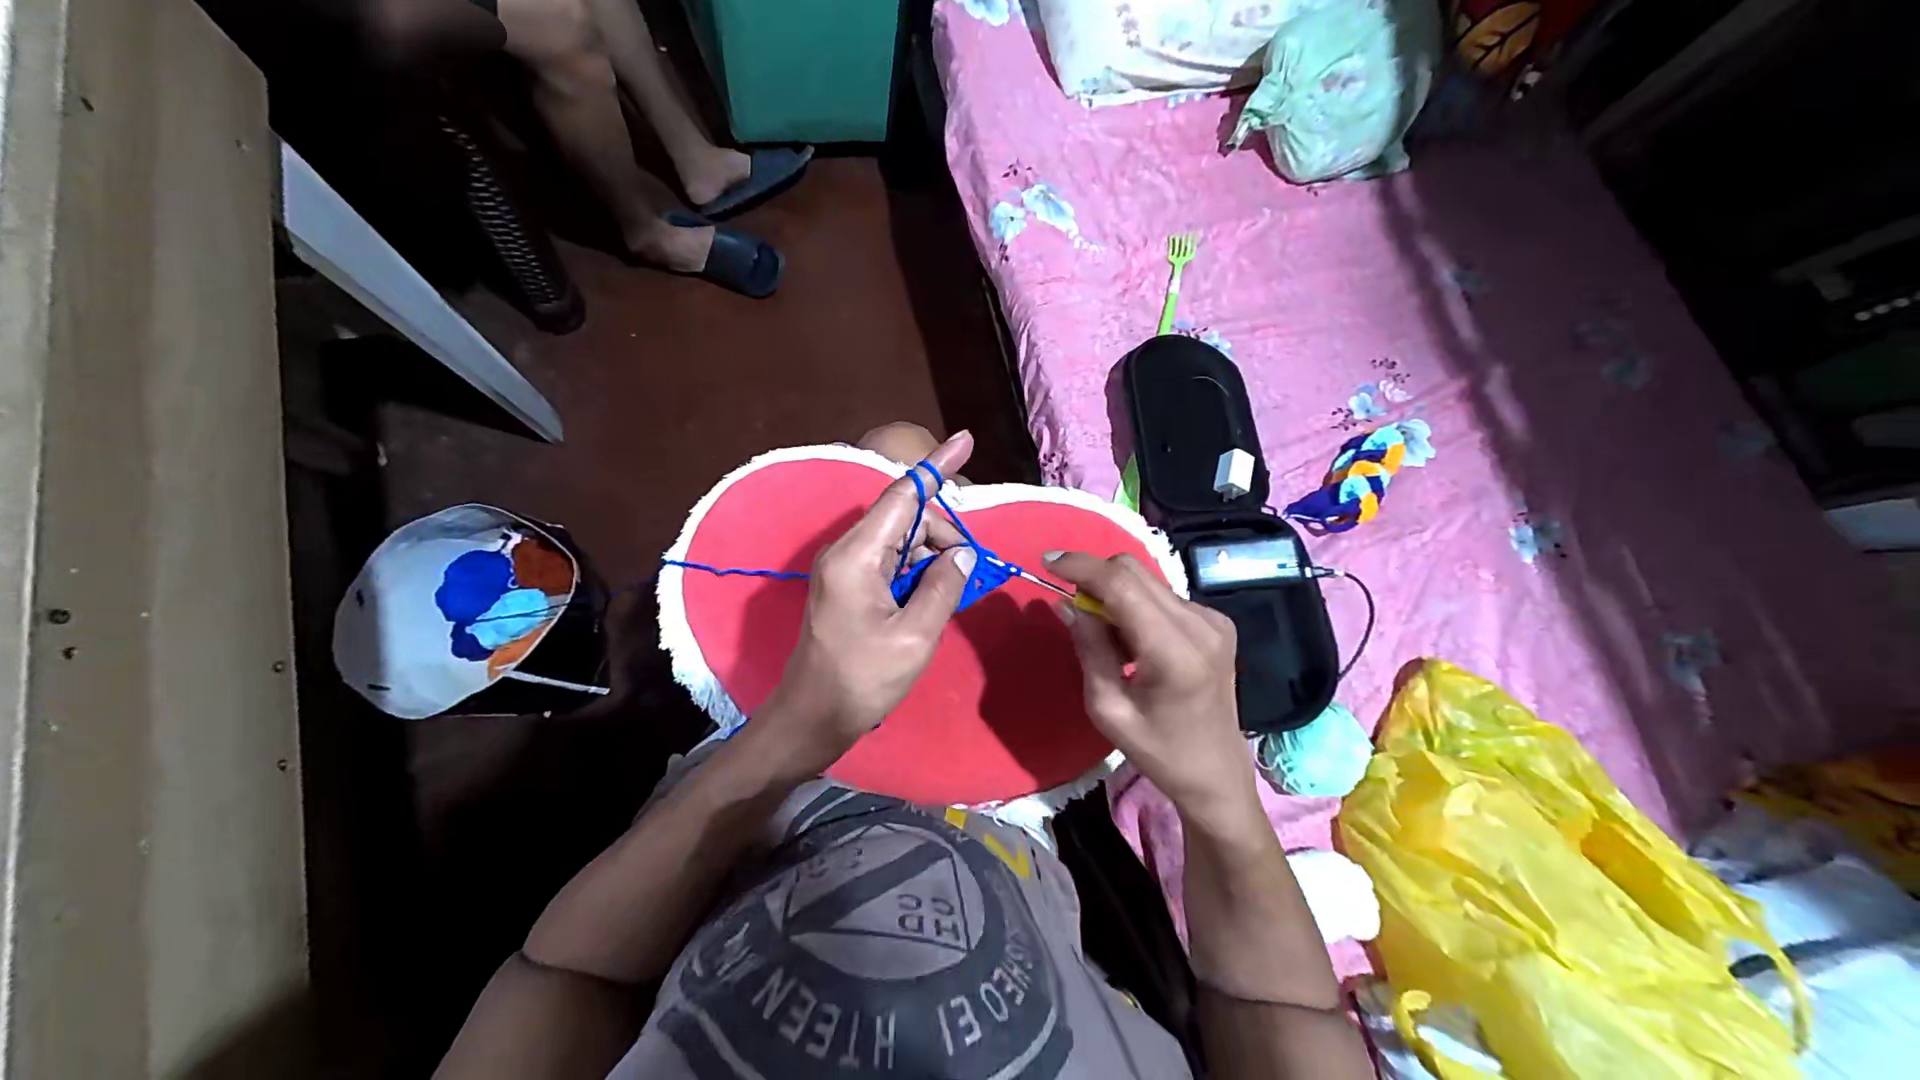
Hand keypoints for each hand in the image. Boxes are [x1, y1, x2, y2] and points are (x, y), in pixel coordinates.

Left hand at [752, 431, 976, 776]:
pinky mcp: (848, 587)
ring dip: (932, 557)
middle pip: (906, 518)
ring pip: (901, 541)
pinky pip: (891, 563)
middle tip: (967, 573)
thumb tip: (960, 554)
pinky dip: (917, 572)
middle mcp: (847, 552)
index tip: (964, 439)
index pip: (903, 495)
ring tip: (951, 592)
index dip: (936, 467)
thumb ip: (943, 587)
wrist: (812, 717)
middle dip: (943, 534)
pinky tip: (932, 597)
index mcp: (858, 555)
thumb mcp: (914, 636)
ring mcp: (845, 569)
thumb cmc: (861, 680)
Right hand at [1045, 552, 1261, 833]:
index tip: (1048, 563)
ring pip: (1147, 580)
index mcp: (1174, 652)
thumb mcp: (1107, 708)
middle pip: (1134, 572)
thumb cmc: (1158, 751)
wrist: (1216, 772)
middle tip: (1073, 608)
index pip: (1122, 585)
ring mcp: (1213, 620)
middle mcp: (1200, 625)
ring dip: (1115, 594)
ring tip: (1107, 637)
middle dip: (1095, 578)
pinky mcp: (1217, 621)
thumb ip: (1089, 647)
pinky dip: (1136, 605)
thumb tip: (1068, 603)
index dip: (1082, 567)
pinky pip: (1162, 595)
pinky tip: (1133, 641)